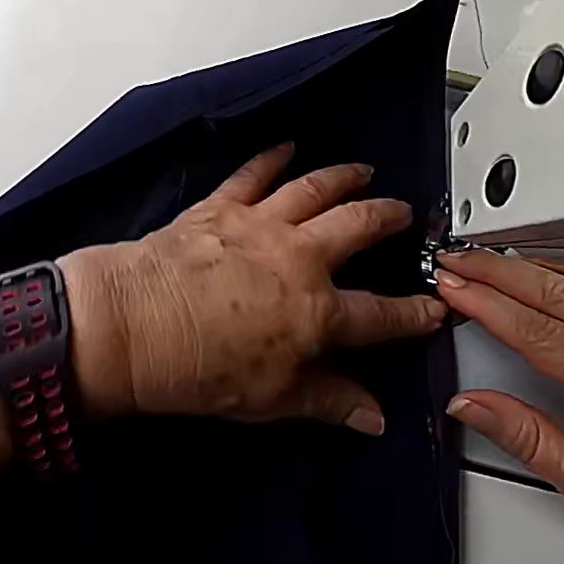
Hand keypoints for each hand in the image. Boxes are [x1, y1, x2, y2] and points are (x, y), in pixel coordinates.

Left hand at [60, 143, 446, 434]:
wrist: (131, 326)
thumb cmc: (193, 366)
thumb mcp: (269, 400)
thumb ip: (327, 401)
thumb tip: (369, 416)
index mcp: (317, 313)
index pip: (383, 315)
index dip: (415, 312)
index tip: (432, 307)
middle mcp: (297, 259)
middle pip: (359, 228)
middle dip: (387, 219)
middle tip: (401, 215)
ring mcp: (258, 228)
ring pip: (316, 190)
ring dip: (344, 178)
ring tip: (362, 172)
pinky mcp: (218, 209)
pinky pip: (252, 174)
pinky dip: (270, 158)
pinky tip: (284, 147)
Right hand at [435, 249, 563, 563]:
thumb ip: (527, 439)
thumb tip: (468, 404)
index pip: (541, 333)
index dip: (488, 305)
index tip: (451, 288)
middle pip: (563, 293)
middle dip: (498, 271)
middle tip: (455, 261)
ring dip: (532, 264)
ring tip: (486, 259)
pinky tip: (545, 268)